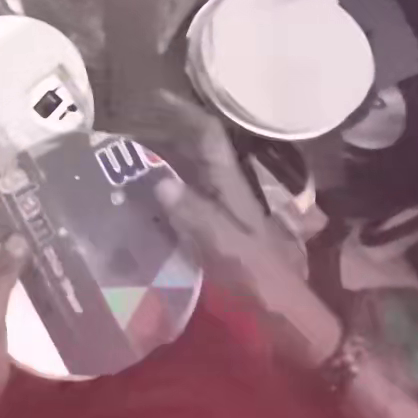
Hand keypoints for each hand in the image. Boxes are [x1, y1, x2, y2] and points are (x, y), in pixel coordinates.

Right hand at [148, 93, 338, 367]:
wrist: (293, 321)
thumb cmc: (266, 285)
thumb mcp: (232, 250)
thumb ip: (198, 217)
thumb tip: (159, 181)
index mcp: (234, 188)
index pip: (208, 137)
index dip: (182, 113)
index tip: (151, 97)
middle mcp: (229, 191)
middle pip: (195, 148)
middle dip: (163, 131)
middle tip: (124, 129)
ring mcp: (224, 210)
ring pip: (189, 171)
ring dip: (161, 158)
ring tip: (124, 157)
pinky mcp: (219, 229)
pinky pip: (186, 197)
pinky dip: (163, 188)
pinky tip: (142, 197)